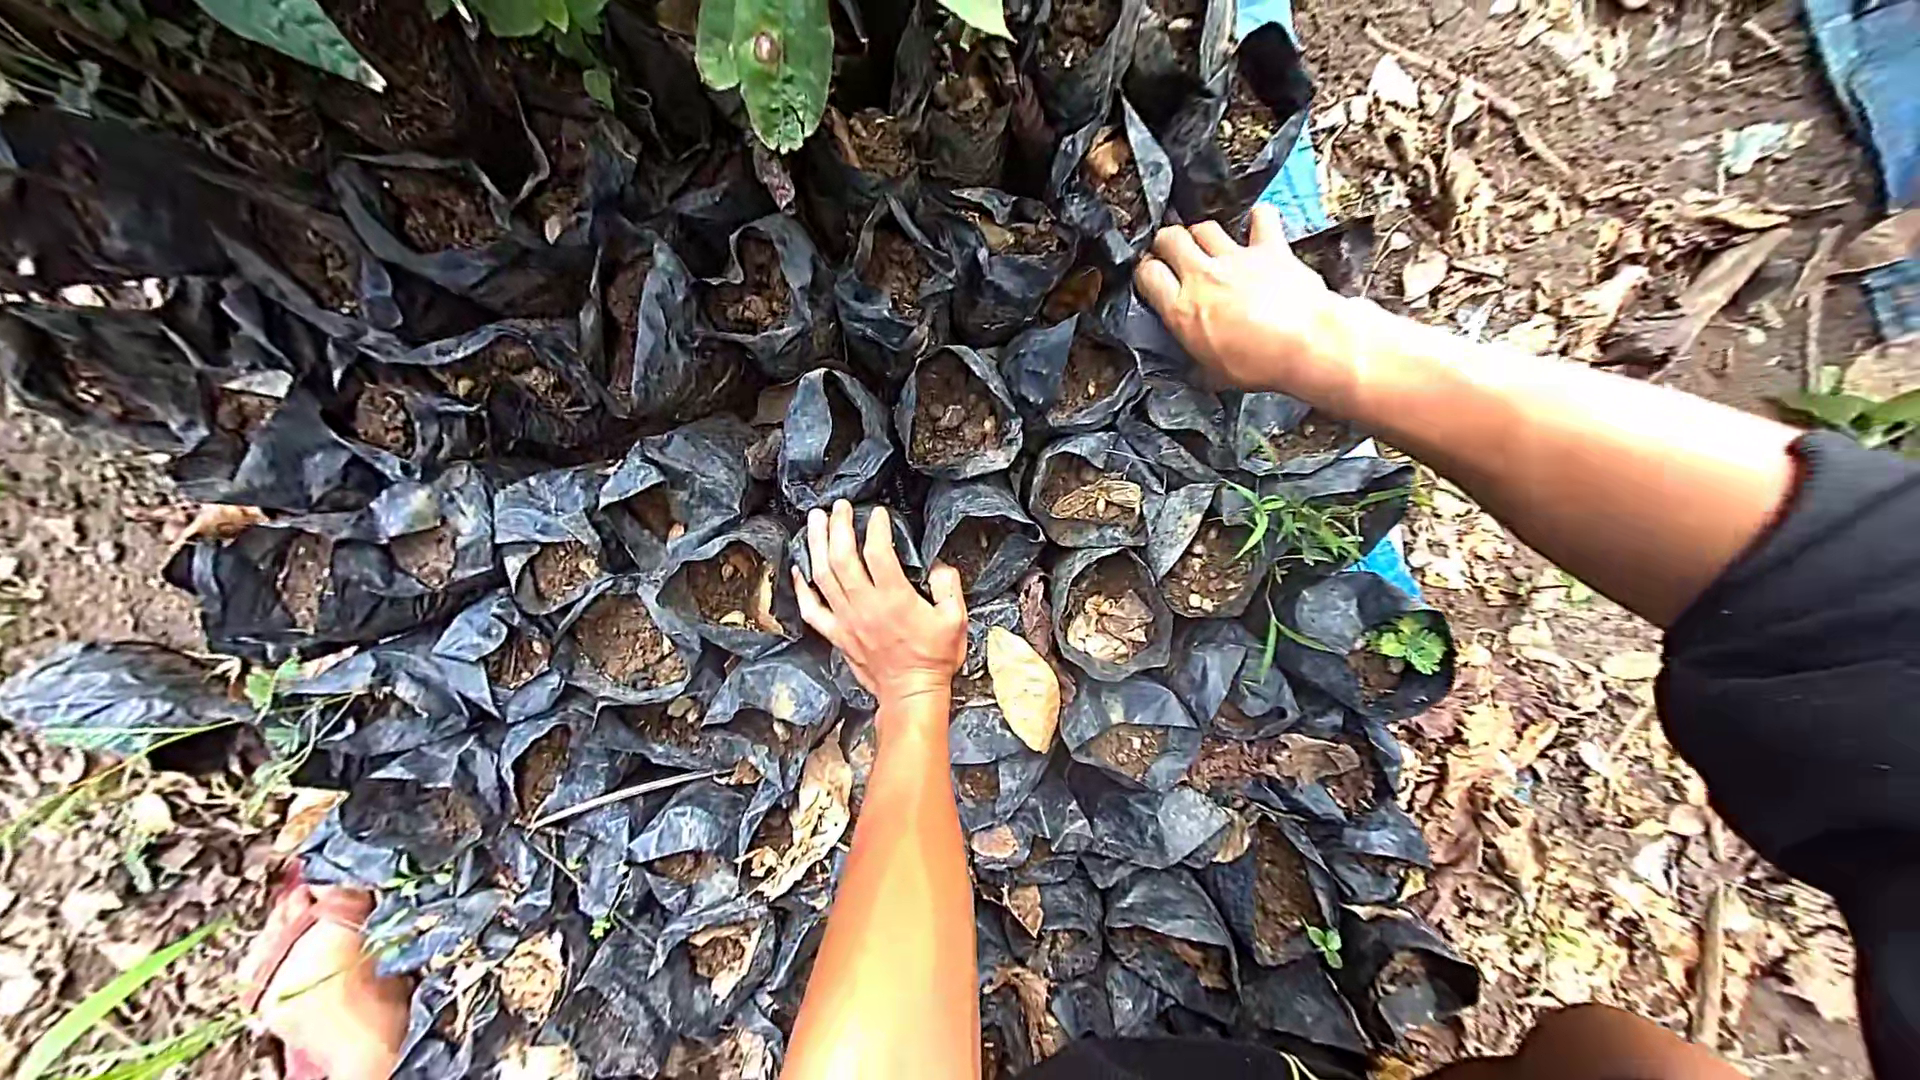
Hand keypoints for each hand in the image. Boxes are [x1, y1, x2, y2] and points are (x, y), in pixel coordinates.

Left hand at [793, 501, 967, 709]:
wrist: (911, 694)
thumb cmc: (934, 658)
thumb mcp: (955, 619)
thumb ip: (947, 586)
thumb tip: (937, 564)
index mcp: (895, 599)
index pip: (878, 552)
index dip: (876, 527)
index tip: (878, 513)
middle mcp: (865, 606)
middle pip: (842, 557)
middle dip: (838, 526)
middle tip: (839, 506)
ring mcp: (846, 620)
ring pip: (823, 575)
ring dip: (817, 544)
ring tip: (815, 521)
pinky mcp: (837, 635)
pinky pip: (812, 609)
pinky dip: (801, 587)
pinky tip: (798, 568)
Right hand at [1134, 205, 1348, 389]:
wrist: (1307, 345)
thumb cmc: (1259, 364)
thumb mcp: (1212, 374)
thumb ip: (1194, 363)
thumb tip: (1190, 370)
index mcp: (1182, 309)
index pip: (1147, 274)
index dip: (1144, 271)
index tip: (1149, 277)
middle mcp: (1203, 277)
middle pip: (1170, 238)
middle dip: (1165, 243)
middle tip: (1170, 253)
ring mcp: (1236, 258)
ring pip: (1205, 227)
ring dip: (1200, 234)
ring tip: (1204, 245)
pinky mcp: (1270, 248)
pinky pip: (1260, 218)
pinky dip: (1257, 218)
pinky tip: (1255, 223)